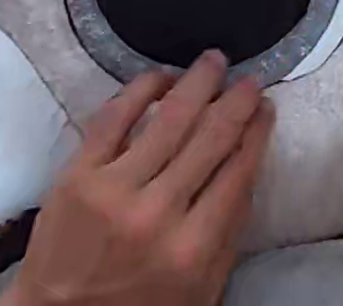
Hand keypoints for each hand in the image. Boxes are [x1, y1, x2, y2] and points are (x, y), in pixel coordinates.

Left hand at [3, 51, 272, 305]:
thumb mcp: (201, 288)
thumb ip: (231, 228)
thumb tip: (251, 154)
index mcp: (192, 248)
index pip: (240, 167)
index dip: (259, 128)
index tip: (267, 105)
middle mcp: (156, 215)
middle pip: (212, 135)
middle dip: (239, 99)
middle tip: (250, 79)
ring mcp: (113, 192)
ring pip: (170, 116)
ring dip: (198, 80)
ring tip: (214, 60)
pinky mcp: (75, 178)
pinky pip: (114, 117)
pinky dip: (142, 88)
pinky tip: (162, 77)